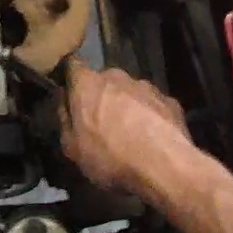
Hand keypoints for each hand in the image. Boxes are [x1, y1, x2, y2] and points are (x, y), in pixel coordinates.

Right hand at [58, 60, 193, 195]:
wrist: (165, 166)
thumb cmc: (111, 157)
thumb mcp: (73, 149)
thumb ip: (64, 121)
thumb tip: (63, 103)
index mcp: (87, 83)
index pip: (72, 66)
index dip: (71, 78)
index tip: (71, 93)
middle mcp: (116, 76)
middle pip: (104, 82)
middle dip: (102, 97)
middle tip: (103, 125)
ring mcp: (145, 86)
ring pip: (130, 93)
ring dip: (128, 108)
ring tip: (132, 137)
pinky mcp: (170, 101)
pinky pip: (153, 107)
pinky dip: (151, 119)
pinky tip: (154, 142)